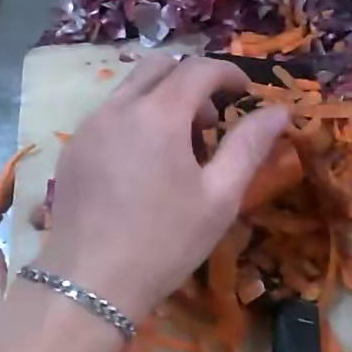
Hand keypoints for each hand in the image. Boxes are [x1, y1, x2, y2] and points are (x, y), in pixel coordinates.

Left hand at [38, 55, 290, 321]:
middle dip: (192, 81)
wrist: (89, 285)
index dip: (228, 73)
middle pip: (160, 66)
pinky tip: (143, 165)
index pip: (198, 68)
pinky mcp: (72, 148)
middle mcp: (118, 107)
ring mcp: (89, 126)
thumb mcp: (220, 197)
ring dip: (163, 98)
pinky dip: (136, 117)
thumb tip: (280, 111)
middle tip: (211, 121)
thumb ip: (249, 145)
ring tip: (178, 147)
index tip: (246, 93)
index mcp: (158, 114)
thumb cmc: (164, 242)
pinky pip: (109, 113)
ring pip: (131, 88)